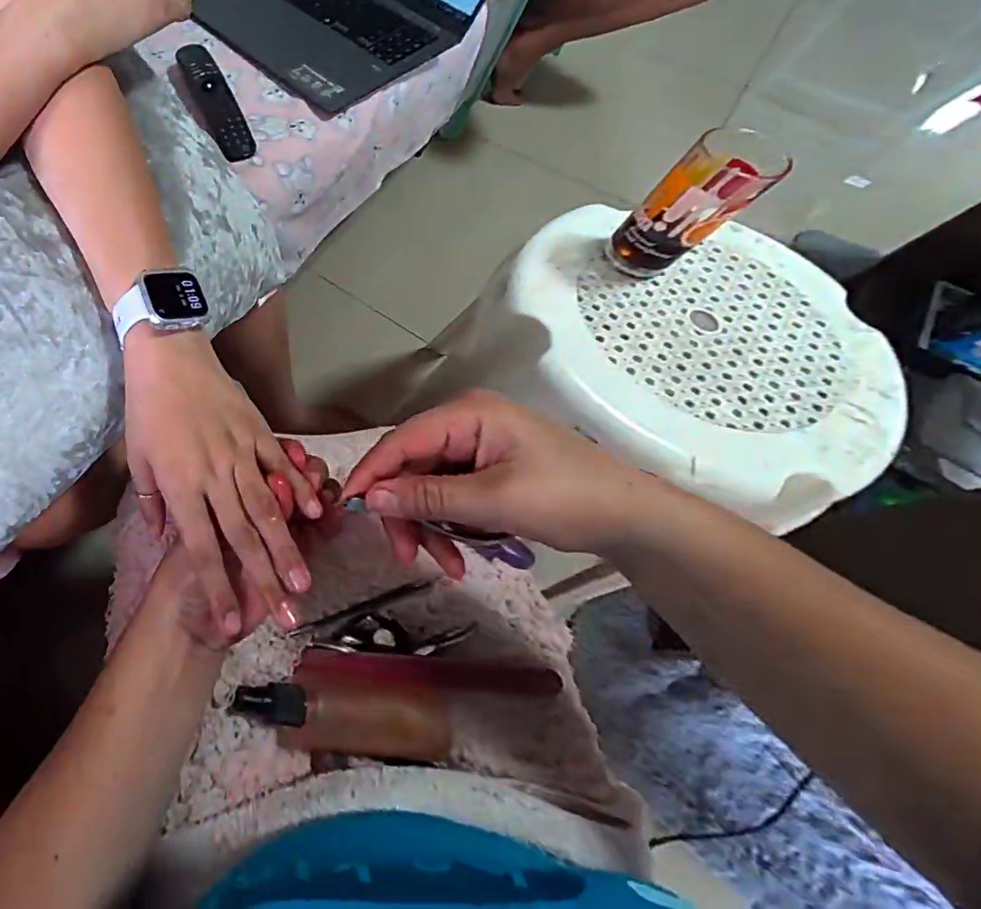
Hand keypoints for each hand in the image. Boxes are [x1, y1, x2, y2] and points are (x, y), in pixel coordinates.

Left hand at [124, 330, 324, 638]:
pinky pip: (281, 464)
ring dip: (287, 545)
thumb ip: (150, 502)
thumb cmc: (147, 409)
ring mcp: (240, 452)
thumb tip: (163, 536)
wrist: (168, 356)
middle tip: (289, 615)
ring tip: (305, 579)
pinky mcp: (258, 431)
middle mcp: (214, 476)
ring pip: (268, 506)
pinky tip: (318, 512)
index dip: (217, 587)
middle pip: (242, 535)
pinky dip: (300, 487)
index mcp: (181, 486)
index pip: (201, 547)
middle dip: (265, 579)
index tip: (231, 623)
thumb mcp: (137, 458)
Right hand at [338, 390, 676, 572]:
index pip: (400, 441)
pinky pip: (449, 496)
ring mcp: (476, 446)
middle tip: (403, 555)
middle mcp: (465, 423)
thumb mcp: (494, 501)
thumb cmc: (569, 498)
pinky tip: (459, 555)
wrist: (634, 518)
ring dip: (428, 526)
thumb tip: (369, 497)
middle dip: (405, 512)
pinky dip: (448, 526)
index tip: (346, 510)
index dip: (371, 474)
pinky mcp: (485, 469)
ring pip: (426, 487)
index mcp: (467, 414)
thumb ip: (428, 497)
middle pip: (410, 467)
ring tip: (445, 565)